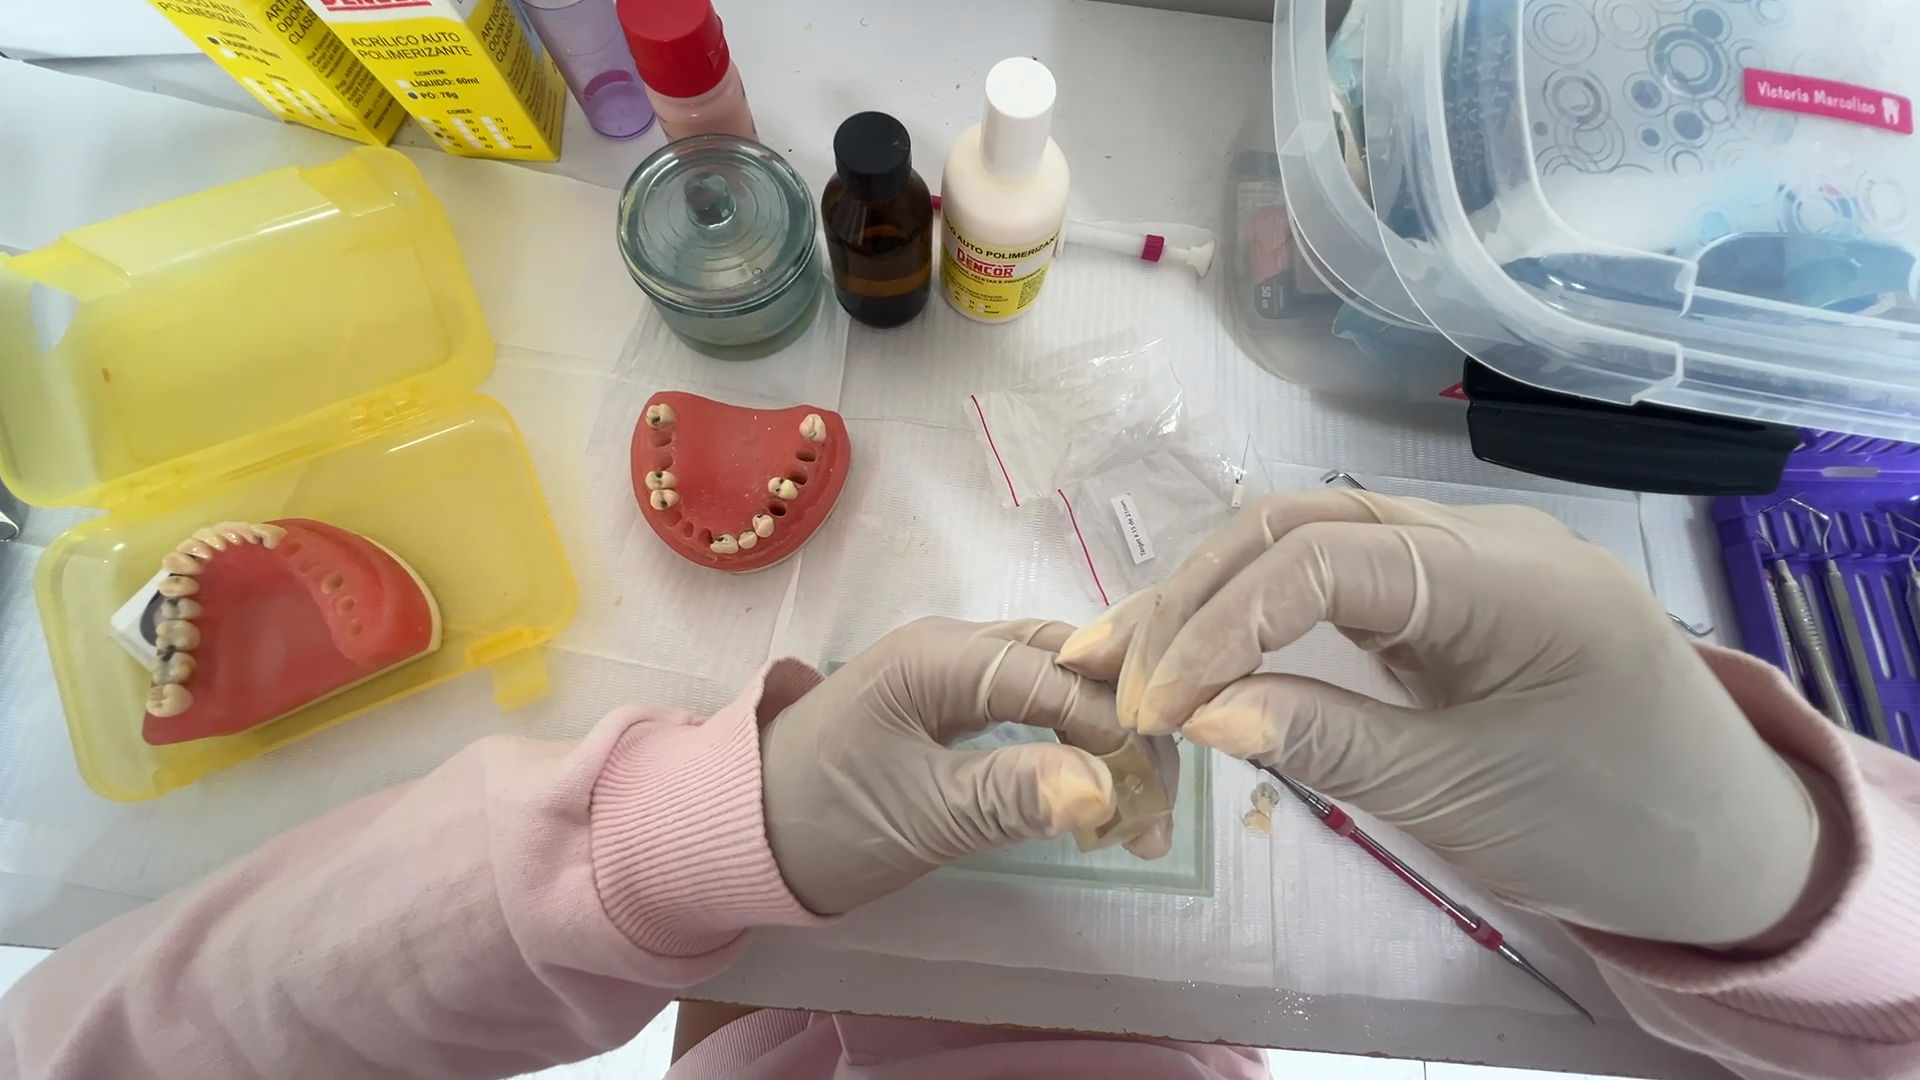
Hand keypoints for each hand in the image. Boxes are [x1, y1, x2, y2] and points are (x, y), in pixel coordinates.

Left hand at [761, 618, 1176, 914]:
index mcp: (938, 655)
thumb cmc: (822, 817)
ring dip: (1100, 731)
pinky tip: (1092, 779)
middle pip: (1064, 661)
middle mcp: (952, 644)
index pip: (1049, 674)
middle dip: (1119, 722)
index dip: (1109, 728)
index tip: (1149, 796)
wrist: (743, 826)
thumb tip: (1104, 791)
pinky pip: (1029, 703)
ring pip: (1053, 679)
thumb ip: (1008, 794)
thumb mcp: (917, 813)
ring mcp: (952, 669)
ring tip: (1137, 799)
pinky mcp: (951, 700)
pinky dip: (1069, 738)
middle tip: (1157, 799)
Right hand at [1058, 490, 1834, 946]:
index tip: (1160, 704)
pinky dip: (1242, 607)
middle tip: (1119, 672)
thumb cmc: (1608, 828)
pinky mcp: (1420, 582)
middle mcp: (1473, 533)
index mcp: (1513, 578)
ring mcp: (1445, 549)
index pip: (1323, 561)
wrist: (1719, 843)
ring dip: (1202, 593)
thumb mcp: (1455, 796)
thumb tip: (1195, 713)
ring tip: (1126, 652)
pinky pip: (1314, 574)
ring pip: (1293, 538)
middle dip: (1193, 597)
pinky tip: (1190, 639)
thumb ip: (1319, 740)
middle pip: (1293, 524)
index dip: (1223, 626)